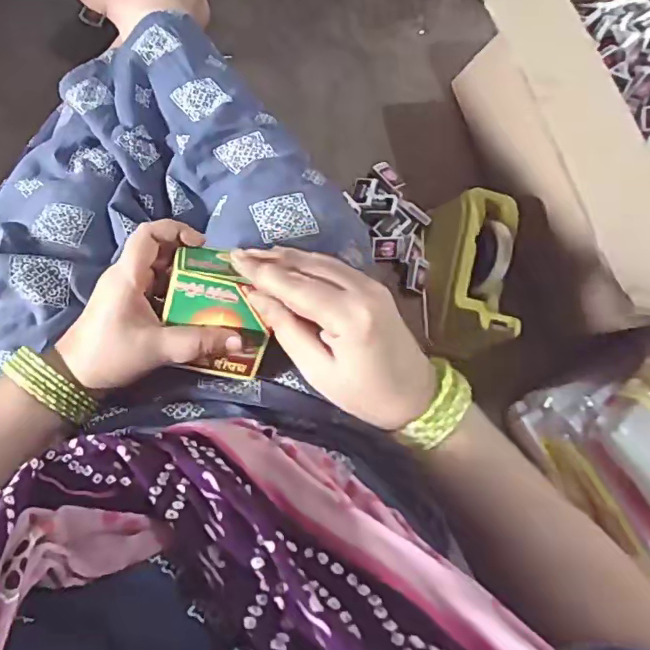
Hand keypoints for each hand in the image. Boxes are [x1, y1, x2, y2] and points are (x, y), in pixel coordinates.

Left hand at [54, 220, 243, 390]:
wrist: (73, 376)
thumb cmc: (109, 353)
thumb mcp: (157, 348)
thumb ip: (198, 342)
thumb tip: (237, 339)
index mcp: (127, 275)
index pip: (149, 233)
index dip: (176, 230)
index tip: (200, 246)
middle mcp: (124, 276)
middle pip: (158, 251)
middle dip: (187, 259)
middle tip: (211, 275)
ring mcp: (123, 290)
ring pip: (156, 272)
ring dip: (181, 280)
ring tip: (206, 295)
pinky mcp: (124, 305)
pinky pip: (152, 290)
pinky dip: (171, 296)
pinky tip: (189, 313)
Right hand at [230, 247, 435, 431]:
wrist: (417, 396)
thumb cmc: (364, 395)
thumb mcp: (317, 370)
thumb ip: (286, 328)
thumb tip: (257, 297)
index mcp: (348, 315)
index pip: (294, 285)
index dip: (261, 271)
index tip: (232, 259)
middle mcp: (361, 290)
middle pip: (307, 266)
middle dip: (270, 258)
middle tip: (237, 252)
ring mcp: (370, 284)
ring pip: (320, 261)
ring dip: (287, 257)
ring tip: (255, 255)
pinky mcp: (373, 286)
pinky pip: (333, 266)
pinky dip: (306, 262)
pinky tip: (288, 263)